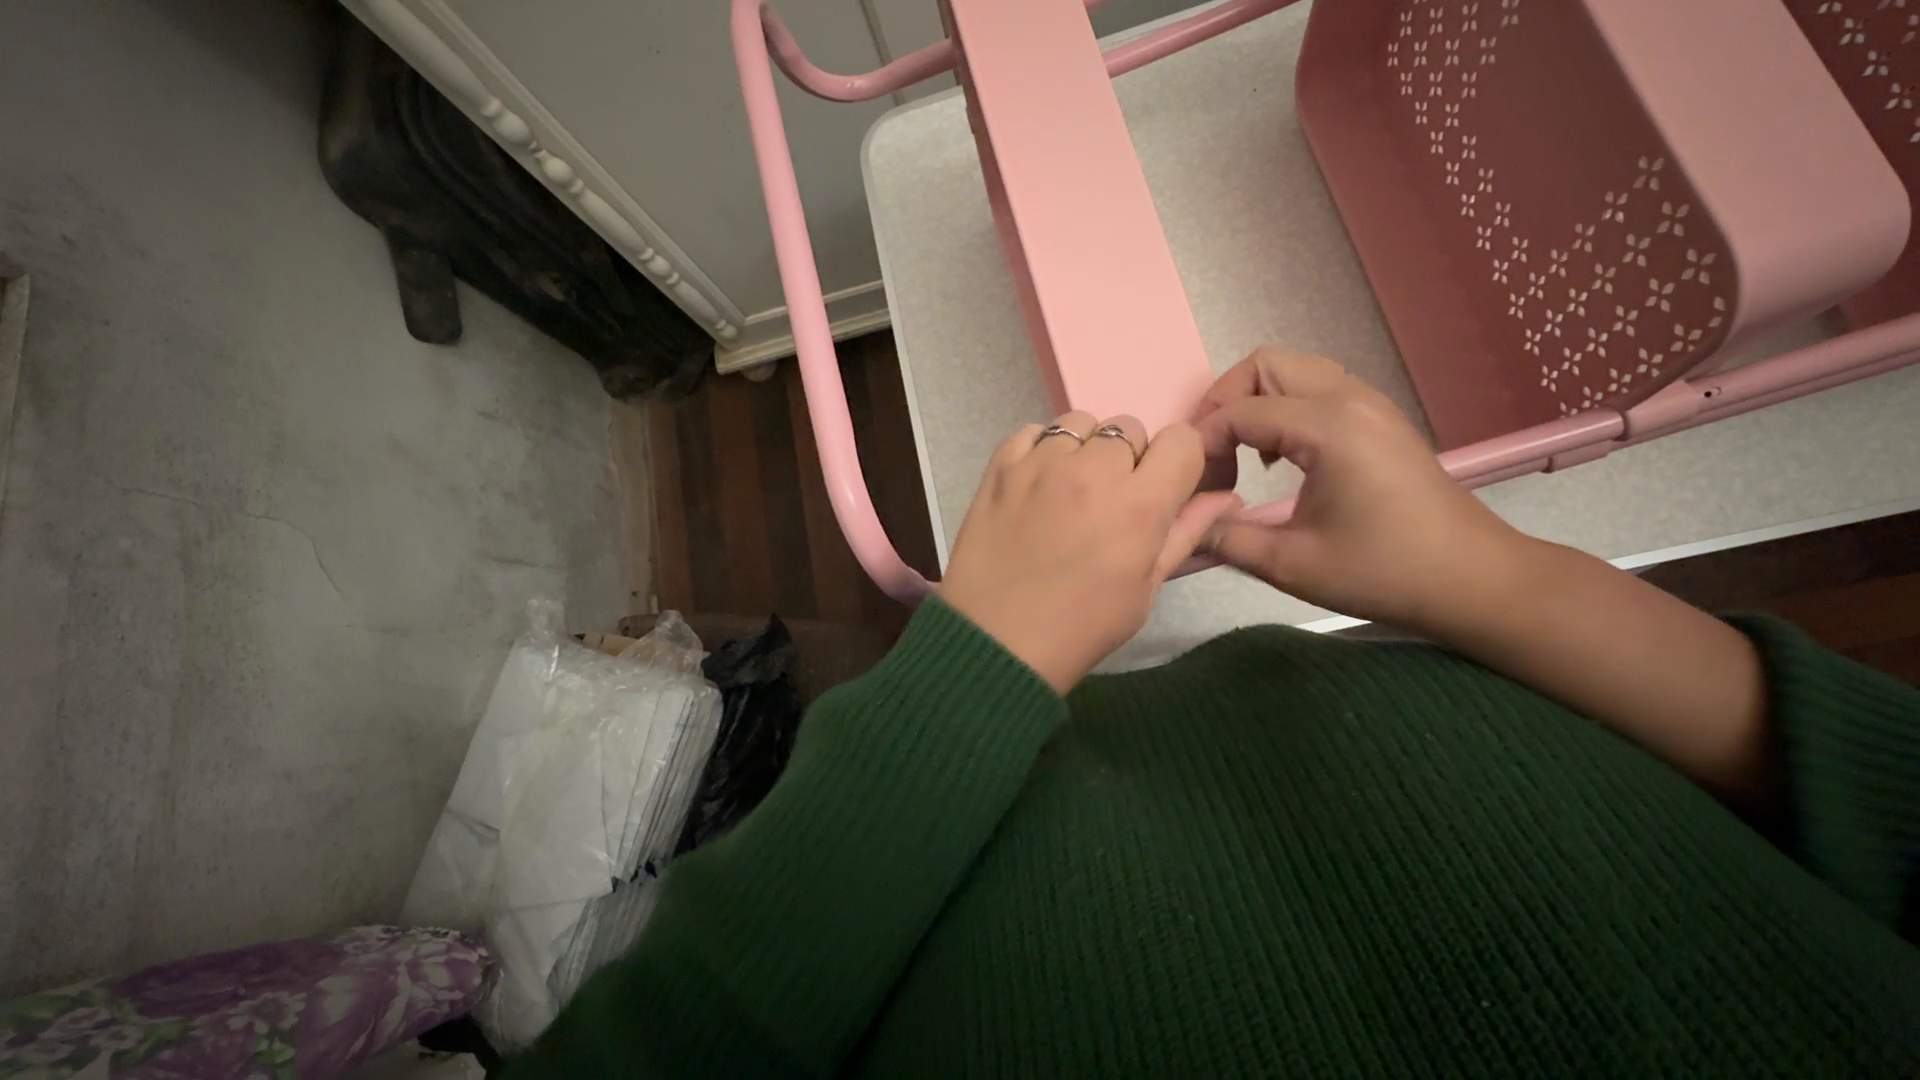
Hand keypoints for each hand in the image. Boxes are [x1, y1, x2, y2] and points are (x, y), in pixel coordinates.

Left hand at [939, 411, 1241, 693]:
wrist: (996, 642)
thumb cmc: (1080, 627)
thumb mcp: (1145, 590)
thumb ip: (1184, 534)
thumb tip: (1226, 498)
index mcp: (1139, 505)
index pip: (1181, 440)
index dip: (1177, 462)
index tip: (1161, 487)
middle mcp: (1093, 471)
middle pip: (1128, 428)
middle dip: (1128, 458)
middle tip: (1109, 500)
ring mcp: (1041, 464)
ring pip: (1079, 423)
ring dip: (1084, 449)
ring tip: (1069, 489)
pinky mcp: (1000, 468)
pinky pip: (1032, 431)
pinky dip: (1040, 449)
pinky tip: (1036, 484)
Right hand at [1194, 348, 1530, 630]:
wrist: (1473, 579)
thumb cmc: (1382, 572)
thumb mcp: (1290, 563)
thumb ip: (1225, 538)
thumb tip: (1182, 526)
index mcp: (1328, 427)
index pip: (1240, 412)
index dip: (1201, 442)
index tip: (1186, 482)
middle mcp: (1349, 399)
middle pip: (1265, 364)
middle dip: (1223, 400)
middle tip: (1207, 452)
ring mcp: (1369, 404)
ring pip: (1294, 369)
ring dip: (1255, 400)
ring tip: (1238, 452)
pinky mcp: (1380, 418)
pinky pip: (1317, 388)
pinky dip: (1284, 407)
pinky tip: (1279, 456)